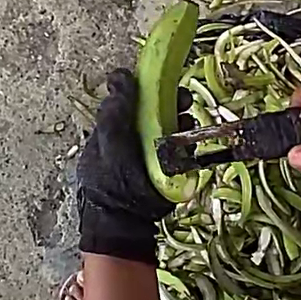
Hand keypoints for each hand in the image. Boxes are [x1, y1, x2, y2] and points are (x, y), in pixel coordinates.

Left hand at [76, 69, 173, 263]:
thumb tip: (120, 76)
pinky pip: (181, 145)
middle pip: (155, 108)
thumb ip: (114, 113)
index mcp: (114, 127)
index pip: (132, 97)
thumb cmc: (112, 184)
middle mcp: (134, 135)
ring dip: (181, 119)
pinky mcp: (168, 166)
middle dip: (171, 100)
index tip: (161, 81)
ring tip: (188, 120)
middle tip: (184, 100)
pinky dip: (188, 140)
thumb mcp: (109, 144)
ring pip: (170, 125)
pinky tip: (191, 140)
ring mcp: (151, 151)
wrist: (126, 223)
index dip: (147, 86)